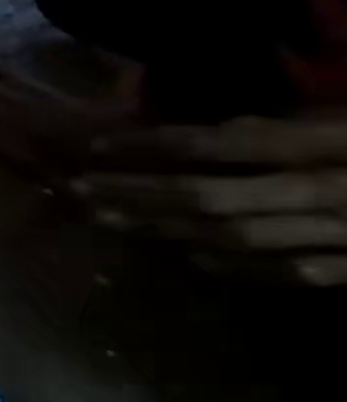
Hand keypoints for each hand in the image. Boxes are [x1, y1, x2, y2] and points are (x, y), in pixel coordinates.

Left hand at [74, 114, 346, 283]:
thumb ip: (287, 130)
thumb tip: (221, 129)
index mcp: (327, 146)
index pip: (215, 144)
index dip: (150, 144)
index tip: (97, 146)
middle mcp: (330, 190)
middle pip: (208, 195)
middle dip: (136, 192)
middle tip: (80, 187)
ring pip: (238, 235)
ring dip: (166, 228)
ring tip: (108, 219)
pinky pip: (294, 271)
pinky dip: (240, 266)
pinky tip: (193, 258)